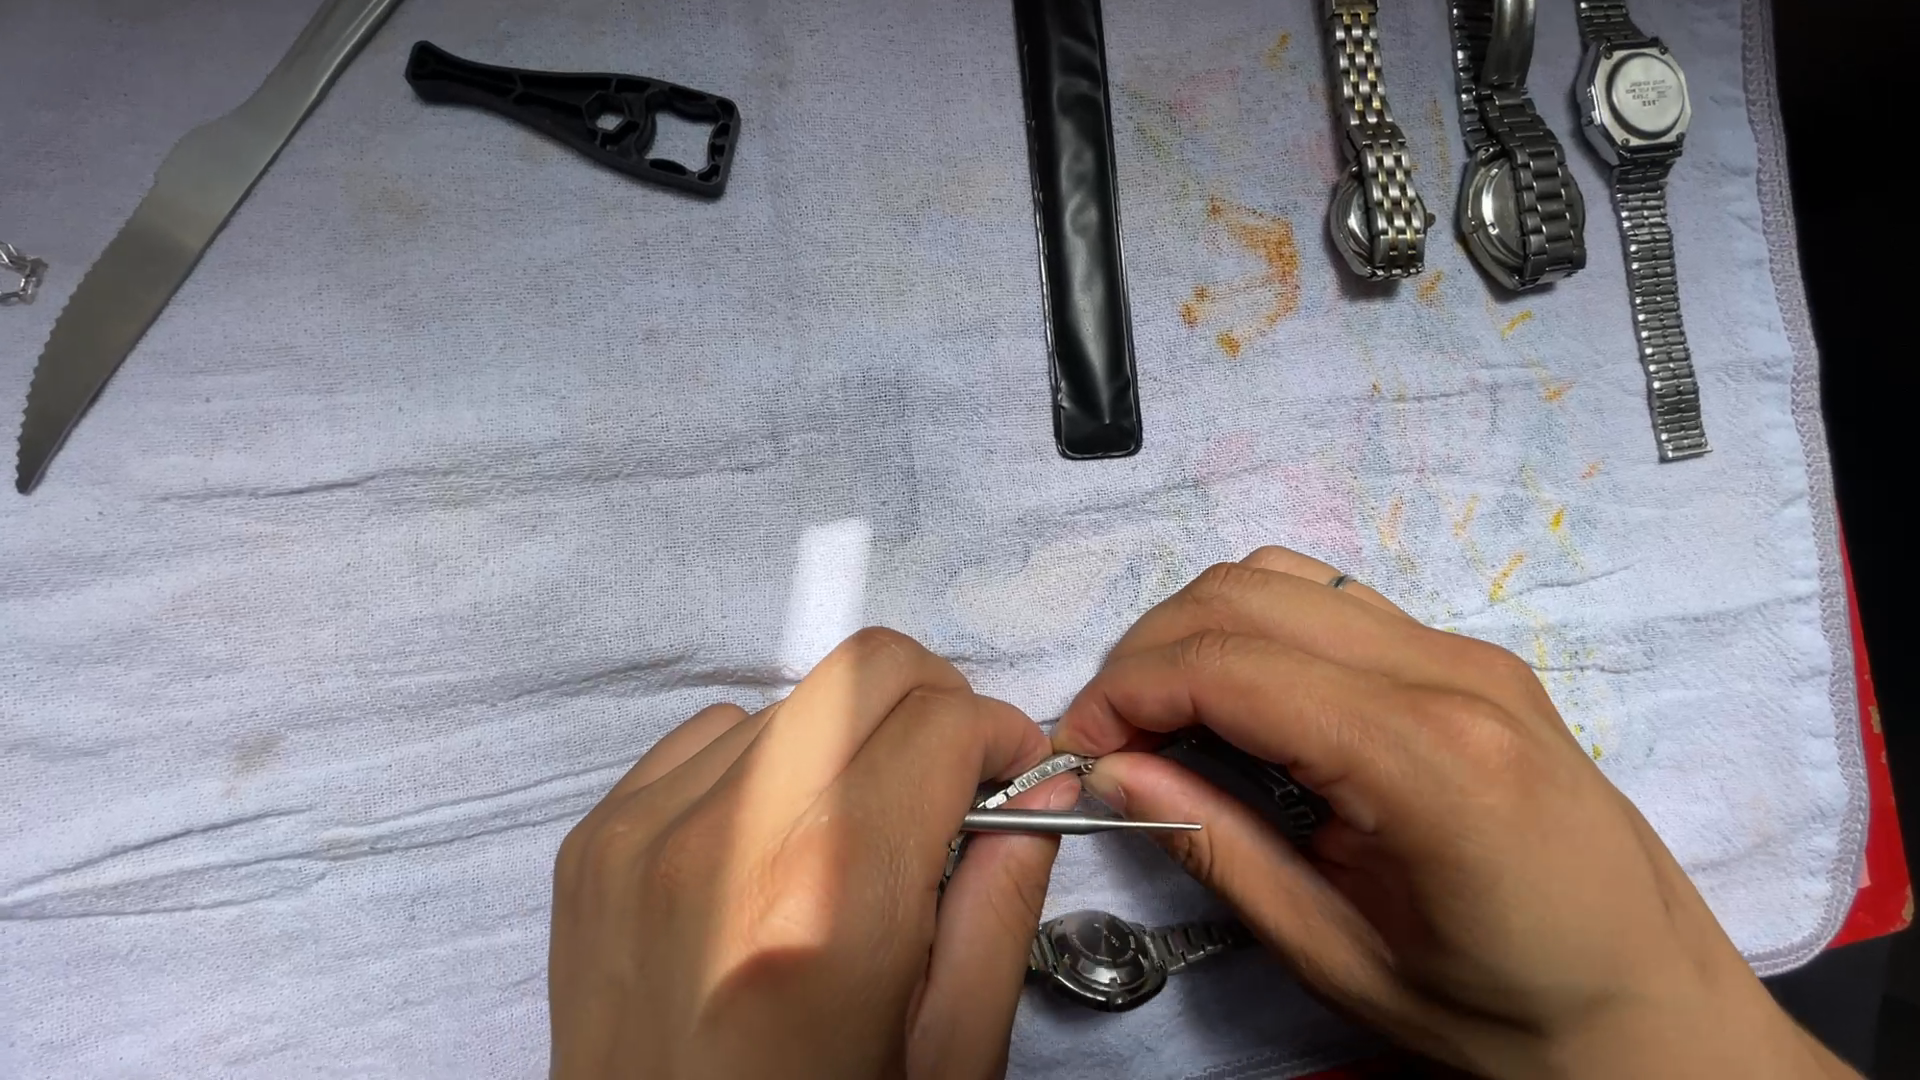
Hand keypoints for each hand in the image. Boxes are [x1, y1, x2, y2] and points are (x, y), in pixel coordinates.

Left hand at [550, 628, 1075, 1079]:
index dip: (1001, 732)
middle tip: (949, 767)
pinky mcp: (597, 834)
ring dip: (851, 738)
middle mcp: (728, 839)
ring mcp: (644, 828)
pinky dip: (768, 760)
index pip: (941, 724)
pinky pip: (714, 735)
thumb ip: (1006, 894)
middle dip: (934, 698)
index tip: (1011, 771)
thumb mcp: (952, 1051)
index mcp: (833, 902)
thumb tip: (1041, 783)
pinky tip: (773, 836)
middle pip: (864, 667)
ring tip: (854, 821)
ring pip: (796, 700)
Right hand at [1053, 547, 1855, 1079]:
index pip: (1230, 667)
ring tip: (1163, 707)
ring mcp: (1460, 647)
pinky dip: (1246, 620)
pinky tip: (1238, 688)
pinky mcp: (1460, 649)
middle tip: (1109, 731)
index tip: (1080, 744)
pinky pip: (1320, 591)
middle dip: (1143, 653)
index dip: (1127, 691)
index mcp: (1428, 761)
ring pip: (1272, 575)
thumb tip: (1110, 768)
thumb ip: (1214, 846)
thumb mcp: (1337, 959)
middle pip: (1239, 598)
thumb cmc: (1505, 1018)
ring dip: (1190, 627)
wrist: (1663, 1017)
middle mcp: (1447, 671)